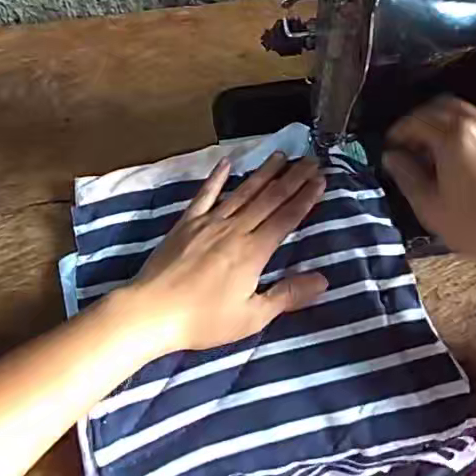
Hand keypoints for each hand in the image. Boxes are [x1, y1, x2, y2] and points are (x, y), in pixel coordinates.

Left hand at [105, 152, 328, 353]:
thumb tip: (323, 279)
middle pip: (269, 199)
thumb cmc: (203, 320)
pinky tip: (227, 163)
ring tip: (279, 155)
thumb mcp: (251, 317)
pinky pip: (205, 195)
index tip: (320, 179)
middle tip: (310, 159)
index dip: (305, 198)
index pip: (286, 218)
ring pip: (242, 192)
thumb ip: (287, 295)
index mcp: (253, 252)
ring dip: (263, 173)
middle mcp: (234, 230)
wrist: (152, 311)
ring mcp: (208, 223)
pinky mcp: (186, 223)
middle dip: (292, 178)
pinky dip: (217, 178)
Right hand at [381, 96, 475, 275]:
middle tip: (410, 143)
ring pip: (467, 114)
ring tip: (435, 154)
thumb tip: (394, 158)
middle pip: (443, 107)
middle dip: (422, 121)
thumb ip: (407, 175)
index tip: (392, 146)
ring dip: (446, 125)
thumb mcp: (430, 206)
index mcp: (454, 137)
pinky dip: (468, 133)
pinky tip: (462, 162)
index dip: (399, 131)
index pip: (416, 120)